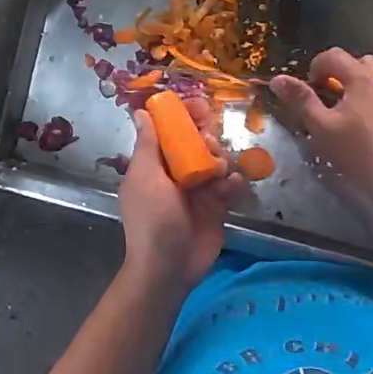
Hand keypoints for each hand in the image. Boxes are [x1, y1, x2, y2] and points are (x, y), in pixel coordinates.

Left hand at [119, 100, 243, 289]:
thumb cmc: (152, 220)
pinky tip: (231, 186)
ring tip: (219, 167)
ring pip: (214, 161)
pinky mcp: (216, 207)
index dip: (182, 117)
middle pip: (195, 143)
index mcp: (152, 164)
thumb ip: (148, 144)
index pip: (168, 131)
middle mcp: (174, 173)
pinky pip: (228, 185)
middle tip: (210, 141)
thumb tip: (140, 112)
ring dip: (220, 158)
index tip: (199, 106)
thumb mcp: (145, 177)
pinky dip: (232, 182)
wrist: (169, 268)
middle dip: (205, 137)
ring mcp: (196, 190)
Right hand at [270, 48, 372, 204]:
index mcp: (361, 78)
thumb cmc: (358, 153)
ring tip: (364, 99)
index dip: (318, 67)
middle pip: (363, 61)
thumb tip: (278, 79)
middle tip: (335, 96)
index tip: (313, 86)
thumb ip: (300, 100)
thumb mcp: (321, 127)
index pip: (334, 56)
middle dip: (345, 72)